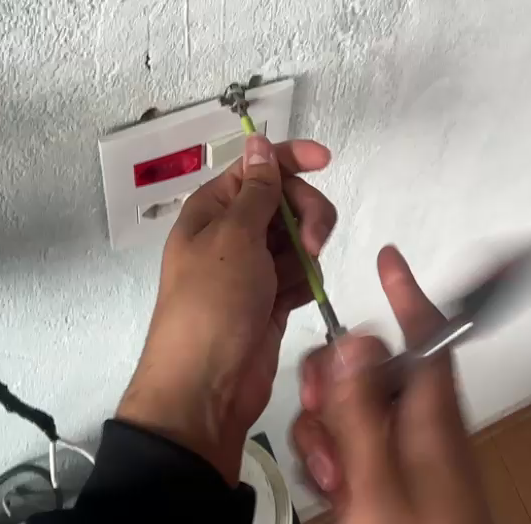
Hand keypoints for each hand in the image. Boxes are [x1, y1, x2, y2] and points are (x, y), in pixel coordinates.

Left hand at [116, 134, 335, 481]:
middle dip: (306, 214)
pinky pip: (299, 274)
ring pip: (297, 238)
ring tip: (299, 279)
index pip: (257, 168)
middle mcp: (232, 233)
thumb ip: (256, 189)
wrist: (206, 389)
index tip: (325, 160)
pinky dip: (305, 281)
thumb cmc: (213, 302)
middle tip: (313, 241)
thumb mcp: (234, 236)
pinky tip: (299, 297)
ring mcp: (252, 268)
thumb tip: (258, 142)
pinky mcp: (270, 299)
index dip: (290, 158)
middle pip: (284, 201)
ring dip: (306, 252)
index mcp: (213, 209)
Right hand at [289, 246, 491, 523]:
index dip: (409, 293)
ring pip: (352, 408)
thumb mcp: (381, 484)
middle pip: (373, 369)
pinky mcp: (384, 484)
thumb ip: (364, 410)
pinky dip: (329, 457)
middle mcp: (419, 432)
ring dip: (327, 428)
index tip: (389, 258)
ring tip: (330, 473)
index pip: (427, 337)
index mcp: (434, 421)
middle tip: (321, 406)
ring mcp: (401, 461)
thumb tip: (357, 339)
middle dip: (337, 377)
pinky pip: (347, 447)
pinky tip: (330, 489)